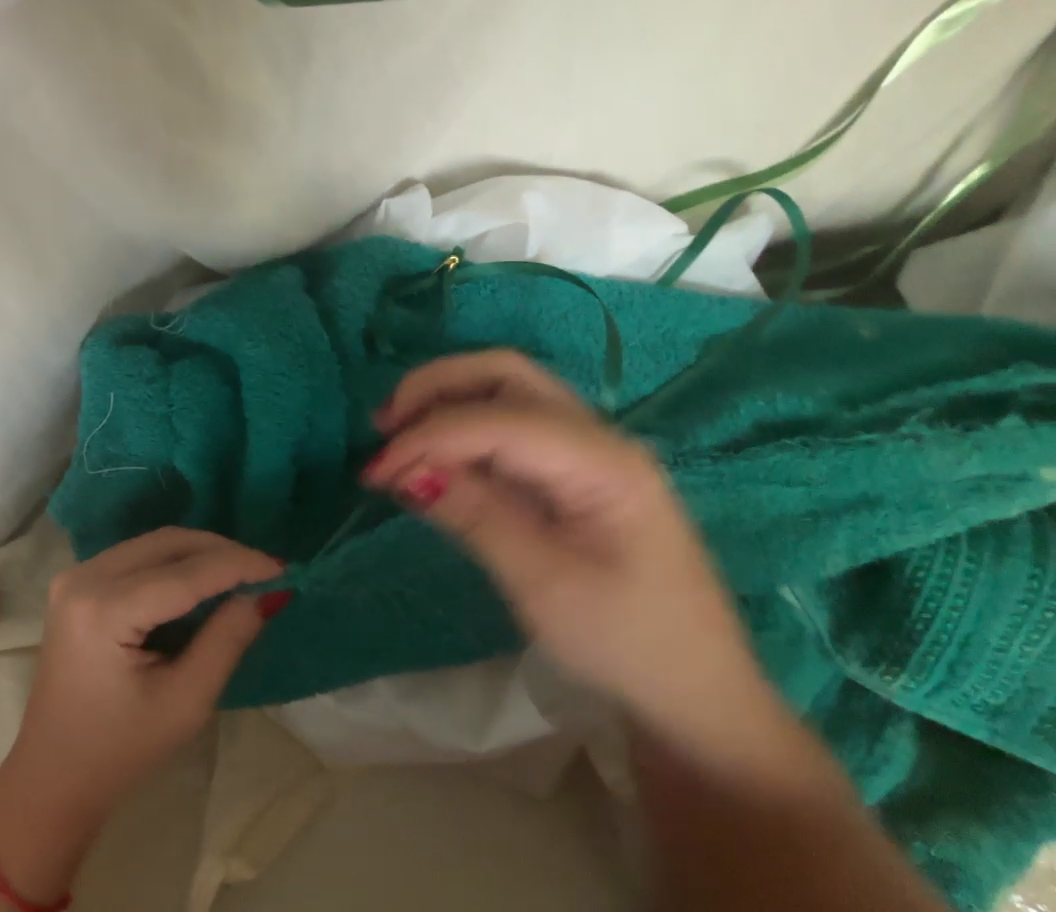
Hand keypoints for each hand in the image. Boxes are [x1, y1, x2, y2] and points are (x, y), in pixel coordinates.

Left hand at [7, 527, 282, 815]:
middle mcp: (83, 579)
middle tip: (267, 571)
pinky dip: (173, 563)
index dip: (237, 564)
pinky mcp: (76, 586)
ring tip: (243, 576)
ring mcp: (74, 578)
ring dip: (198, 554)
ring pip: (151, 545)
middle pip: (165, 543)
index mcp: (104, 609)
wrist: (54, 771)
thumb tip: (263, 595)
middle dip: (220, 551)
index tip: (284, 568)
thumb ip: (225, 641)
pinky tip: (203, 582)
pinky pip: (134, 558)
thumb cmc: (121, 748)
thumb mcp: (185, 702)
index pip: (184, 573)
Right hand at [361, 350, 768, 741]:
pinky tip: (434, 460)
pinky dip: (463, 430)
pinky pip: (512, 428)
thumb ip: (475, 515)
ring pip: (508, 392)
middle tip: (382, 428)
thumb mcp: (541, 583)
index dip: (427, 437)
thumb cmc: (623, 642)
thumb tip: (404, 472)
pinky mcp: (575, 475)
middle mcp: (598, 439)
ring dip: (446, 401)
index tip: (374, 474)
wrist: (693, 692)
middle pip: (506, 375)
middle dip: (435, 388)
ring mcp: (589, 453)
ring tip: (396, 438)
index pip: (496, 420)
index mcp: (602, 463)